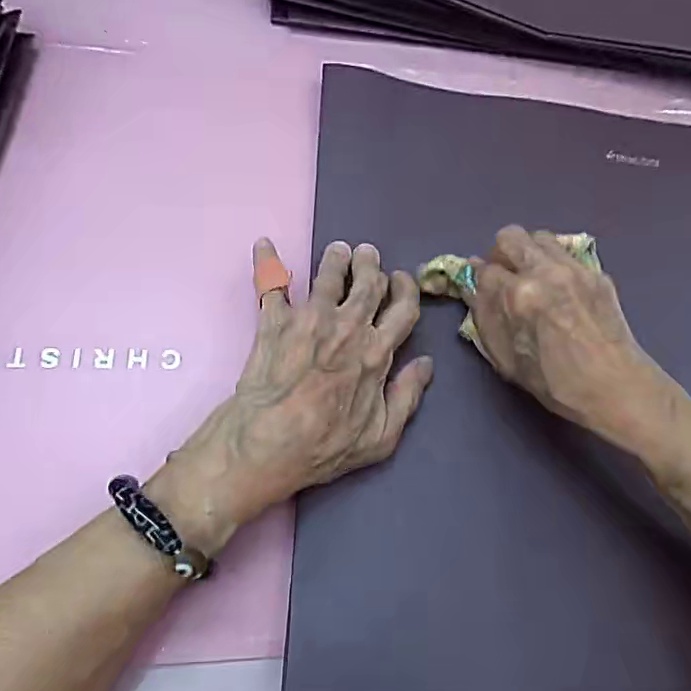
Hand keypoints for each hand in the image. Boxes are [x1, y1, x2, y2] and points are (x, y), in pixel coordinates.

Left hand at [149, 238, 432, 552]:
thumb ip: (407, 397)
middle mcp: (347, 326)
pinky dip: (266, 260)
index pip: (402, 309)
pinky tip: (264, 244)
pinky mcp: (274, 321)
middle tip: (368, 256)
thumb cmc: (326, 445)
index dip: (406, 290)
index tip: (401, 280)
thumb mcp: (381, 437)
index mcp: (377, 352)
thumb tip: (426, 365)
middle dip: (372, 265)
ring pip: (328, 276)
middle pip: (368, 283)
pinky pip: (270, 283)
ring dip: (336, 259)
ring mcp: (309, 319)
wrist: (269, 441)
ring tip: (338, 251)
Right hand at [462, 226, 686, 455]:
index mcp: (517, 295)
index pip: (483, 269)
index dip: (479, 282)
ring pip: (539, 238)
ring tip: (533, 280)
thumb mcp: (504, 357)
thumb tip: (473, 286)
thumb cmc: (552, 381)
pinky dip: (554, 264)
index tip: (482, 292)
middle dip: (501, 256)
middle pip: (510, 237)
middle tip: (506, 280)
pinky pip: (565, 253)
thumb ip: (485, 316)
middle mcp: (544, 271)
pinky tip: (559, 290)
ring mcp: (573, 268)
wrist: (613, 385)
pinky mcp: (595, 272)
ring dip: (529, 254)